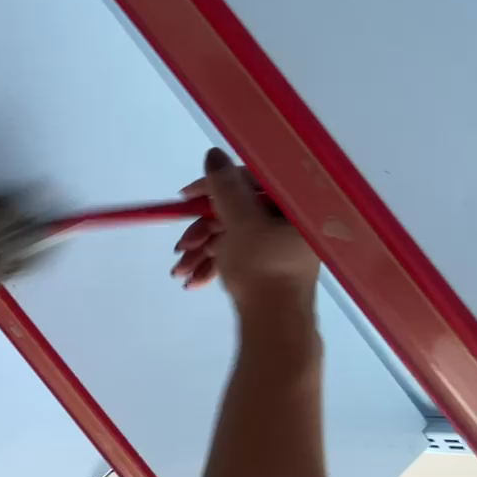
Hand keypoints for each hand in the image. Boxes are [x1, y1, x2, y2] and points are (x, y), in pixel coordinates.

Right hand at [170, 148, 319, 313]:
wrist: (274, 322)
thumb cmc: (263, 268)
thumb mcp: (240, 224)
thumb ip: (225, 189)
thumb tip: (212, 154)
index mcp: (296, 201)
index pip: (251, 178)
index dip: (214, 185)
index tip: (184, 199)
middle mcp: (292, 217)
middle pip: (237, 208)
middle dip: (202, 229)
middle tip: (181, 247)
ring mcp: (281, 240)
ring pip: (231, 233)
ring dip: (201, 250)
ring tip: (180, 272)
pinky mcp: (269, 260)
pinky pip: (236, 251)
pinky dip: (213, 262)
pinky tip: (194, 279)